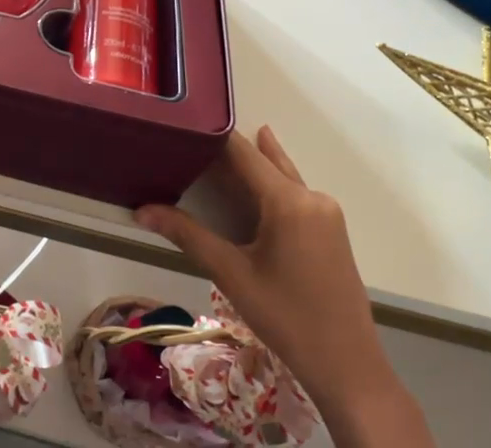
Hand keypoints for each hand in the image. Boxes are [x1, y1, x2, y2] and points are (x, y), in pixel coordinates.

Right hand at [134, 128, 404, 423]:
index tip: (180, 123)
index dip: (210, 134)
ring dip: (246, 168)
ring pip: (279, 176)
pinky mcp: (330, 230)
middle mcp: (312, 197)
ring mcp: (326, 213)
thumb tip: (142, 210)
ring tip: (206, 154)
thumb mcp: (231, 274)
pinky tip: (242, 186)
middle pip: (262, 160)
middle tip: (186, 137)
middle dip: (225, 150)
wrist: (348, 367)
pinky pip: (292, 193)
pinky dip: (264, 185)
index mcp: (290, 201)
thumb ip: (187, 235)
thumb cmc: (287, 318)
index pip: (242, 152)